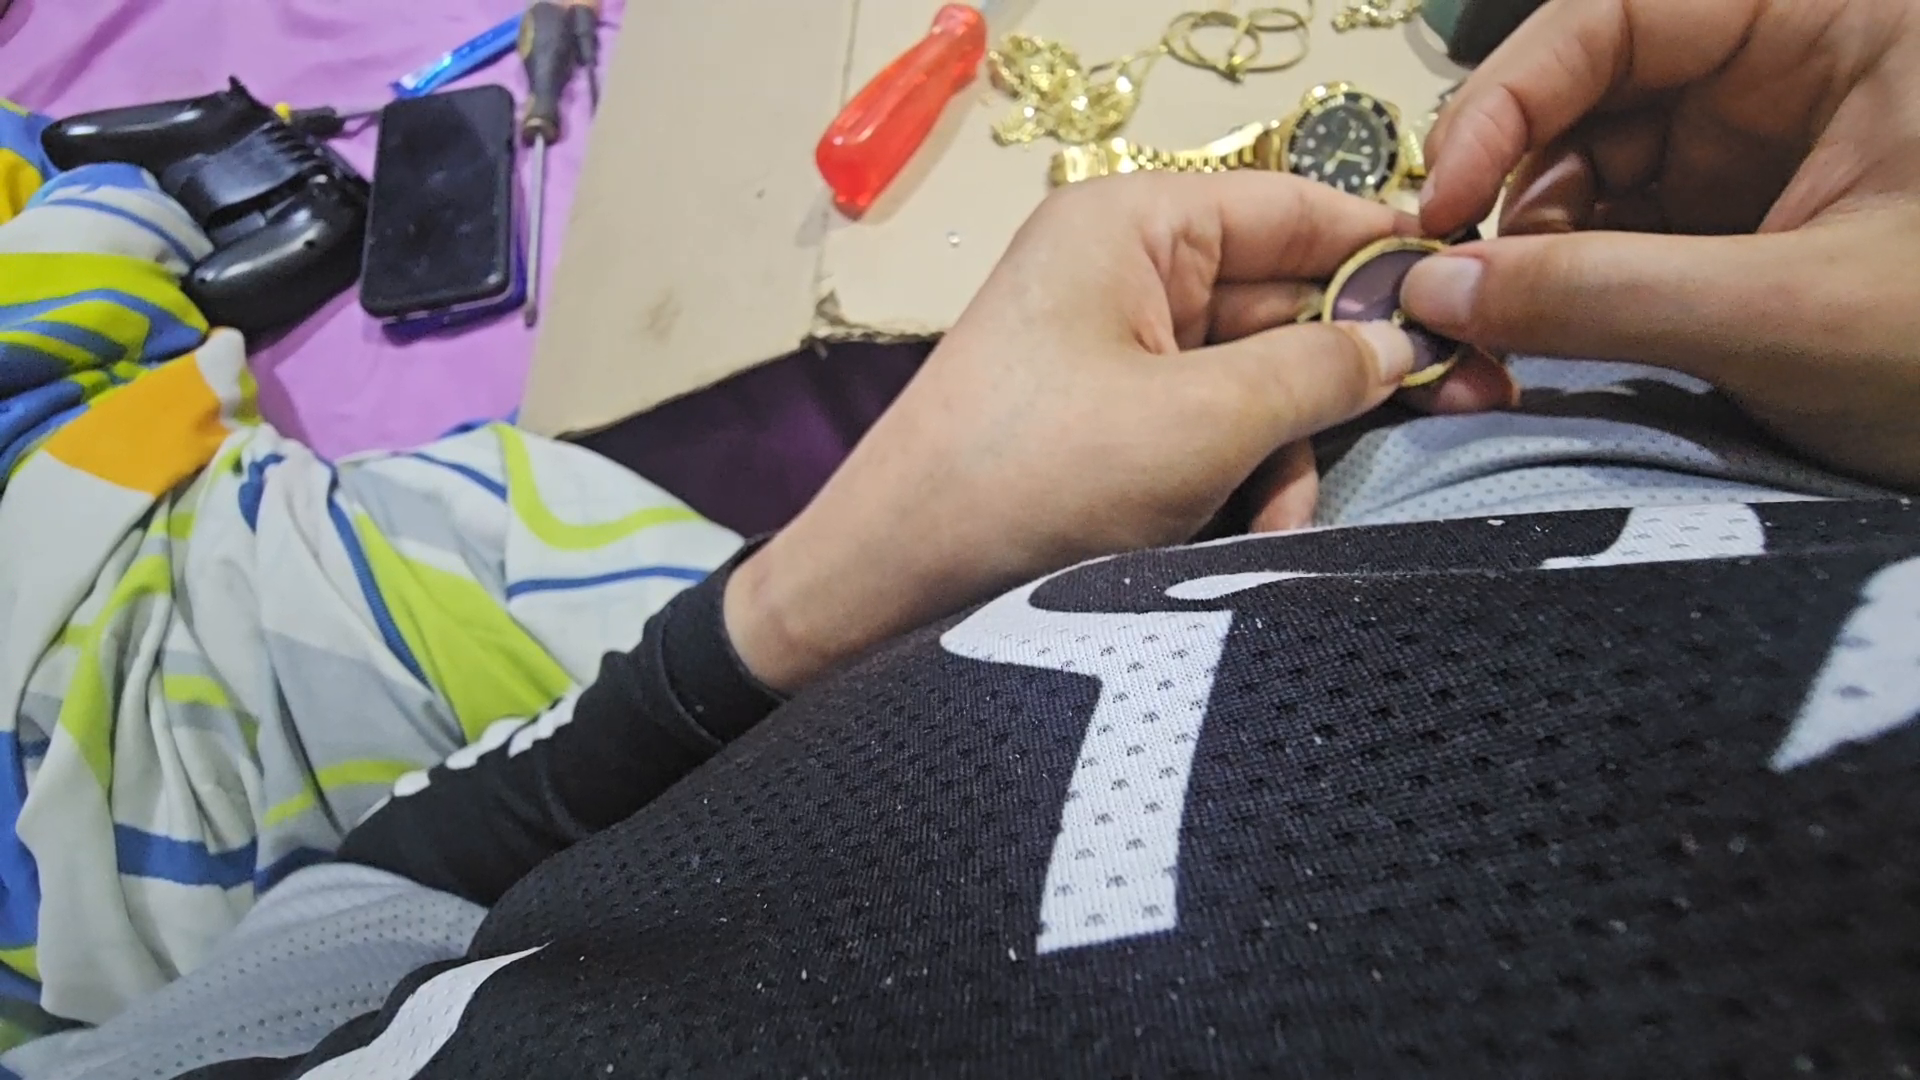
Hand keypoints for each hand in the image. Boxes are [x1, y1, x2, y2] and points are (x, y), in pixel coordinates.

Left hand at [725, 173, 1417, 690]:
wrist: (899, 574)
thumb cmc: (1039, 473)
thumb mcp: (1199, 418)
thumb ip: (1317, 370)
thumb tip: (1401, 341)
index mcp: (1133, 227)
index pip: (1293, 210)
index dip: (1387, 249)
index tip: (1473, 295)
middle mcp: (1118, 278)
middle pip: (1274, 308)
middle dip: (1339, 383)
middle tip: (1455, 416)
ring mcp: (1107, 357)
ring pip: (1242, 387)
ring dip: (1282, 459)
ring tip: (1282, 526)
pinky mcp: (1099, 427)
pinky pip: (1196, 435)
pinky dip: (1232, 482)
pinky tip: (1246, 532)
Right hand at [1403, 0, 1919, 488]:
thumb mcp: (1790, 319)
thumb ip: (1592, 299)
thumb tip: (1432, 293)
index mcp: (1862, 14)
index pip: (1623, 11)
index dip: (1506, 101)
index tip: (1438, 206)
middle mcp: (1803, 62)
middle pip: (1585, 95)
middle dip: (1505, 190)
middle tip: (1453, 279)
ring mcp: (1761, 143)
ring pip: (1581, 170)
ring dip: (1520, 248)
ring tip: (1507, 322)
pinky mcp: (1732, 214)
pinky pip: (1603, 229)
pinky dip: (1552, 280)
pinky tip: (1540, 325)